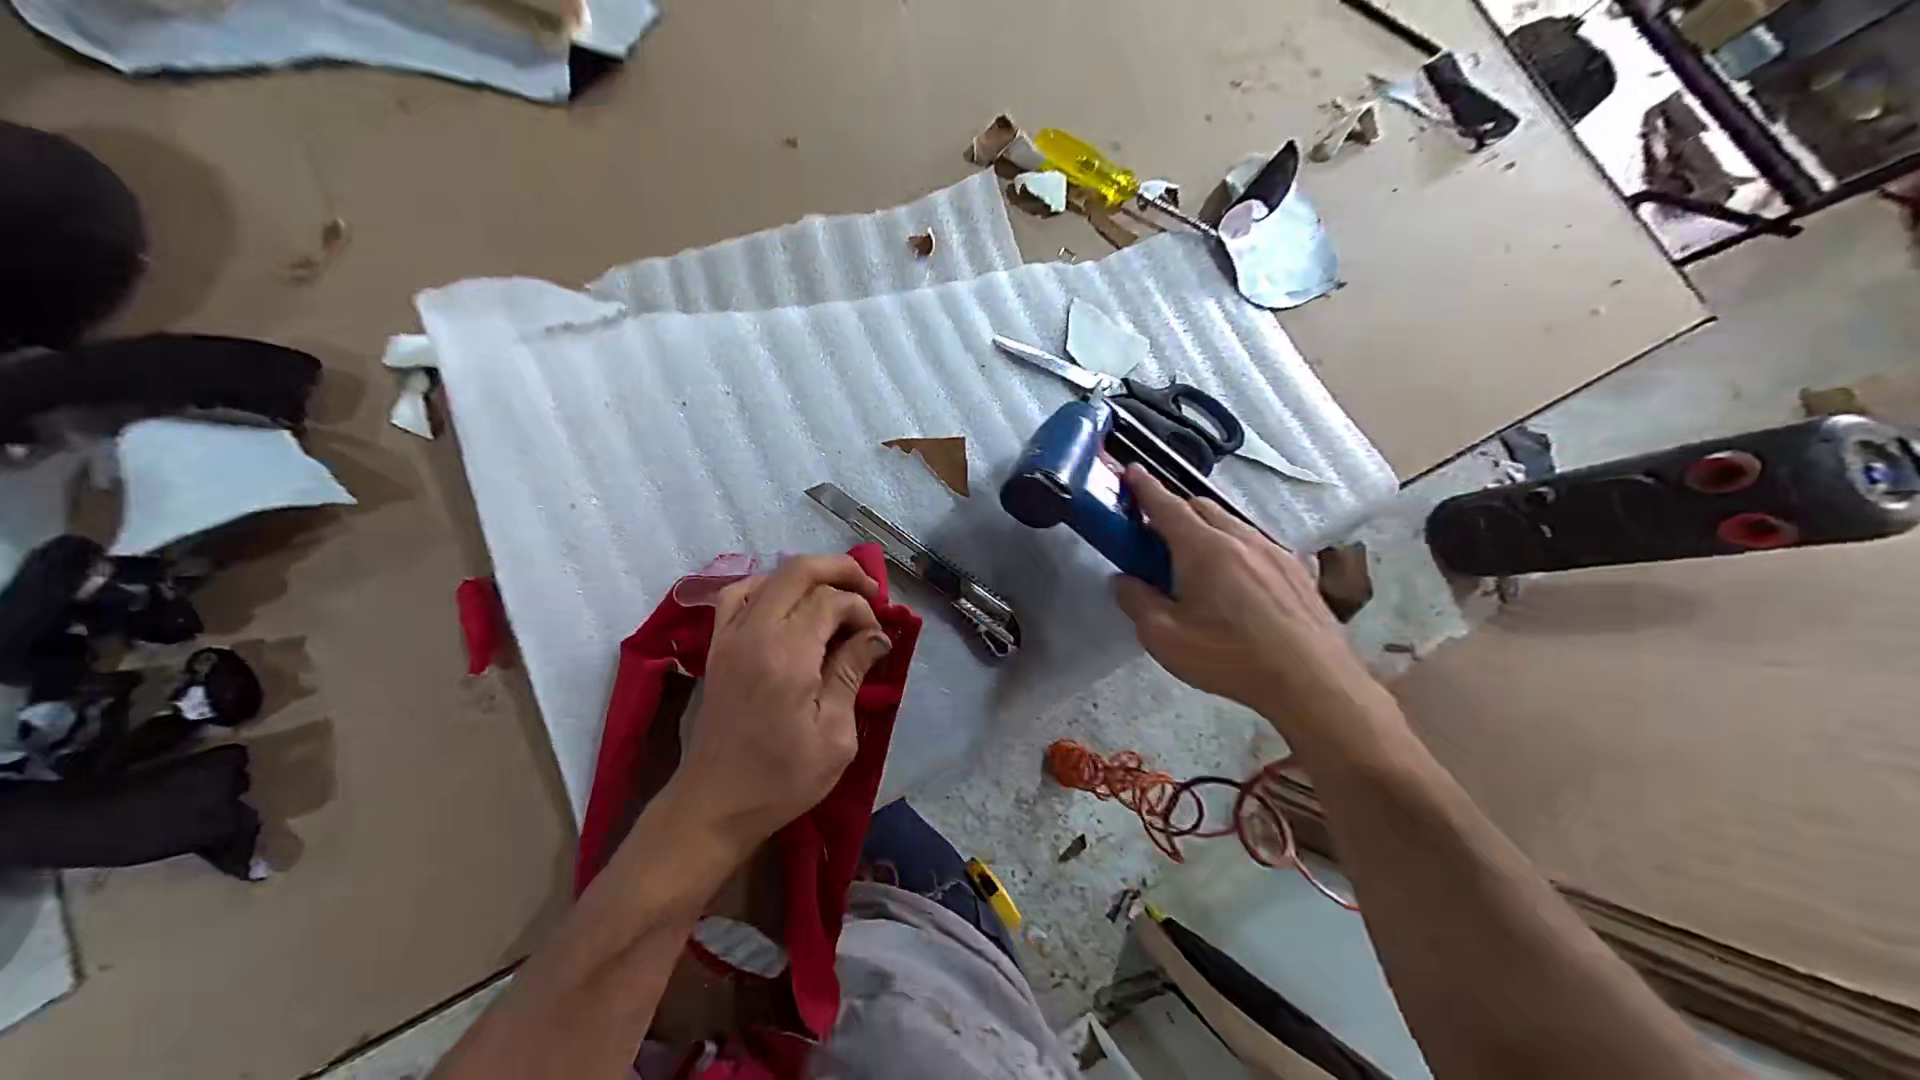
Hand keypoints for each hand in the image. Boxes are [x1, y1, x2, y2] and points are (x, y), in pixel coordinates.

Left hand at [672, 555, 894, 853]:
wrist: (715, 804)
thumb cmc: (782, 779)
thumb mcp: (834, 735)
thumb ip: (851, 673)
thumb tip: (876, 636)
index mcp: (786, 655)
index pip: (830, 601)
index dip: (862, 610)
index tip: (877, 640)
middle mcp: (753, 633)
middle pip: (798, 571)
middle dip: (841, 572)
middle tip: (870, 593)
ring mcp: (729, 636)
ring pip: (770, 576)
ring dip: (808, 577)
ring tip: (835, 595)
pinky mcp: (717, 646)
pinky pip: (739, 593)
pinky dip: (769, 586)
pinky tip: (788, 605)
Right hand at [1113, 465, 1385, 743]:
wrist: (1311, 680)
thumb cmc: (1230, 657)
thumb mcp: (1164, 637)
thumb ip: (1137, 602)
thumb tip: (1123, 581)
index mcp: (1203, 548)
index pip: (1167, 505)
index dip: (1144, 488)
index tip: (1132, 472)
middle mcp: (1240, 538)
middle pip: (1200, 507)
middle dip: (1173, 510)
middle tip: (1154, 534)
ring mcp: (1273, 552)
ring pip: (1230, 524)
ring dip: (1205, 530)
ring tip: (1192, 561)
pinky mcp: (1296, 570)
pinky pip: (1255, 544)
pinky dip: (1233, 548)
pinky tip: (1233, 581)